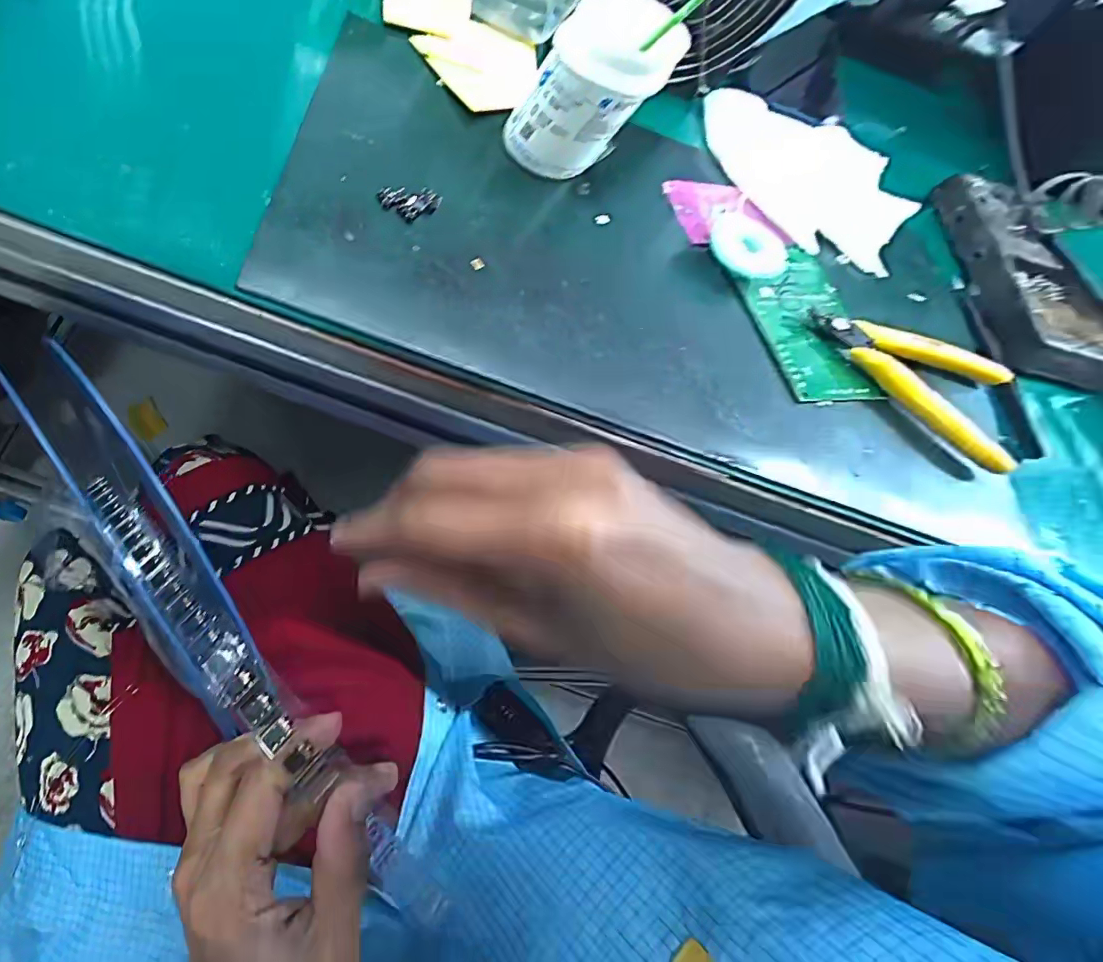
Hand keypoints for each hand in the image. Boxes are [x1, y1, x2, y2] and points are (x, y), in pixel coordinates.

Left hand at [172, 714, 397, 961]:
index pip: (256, 787)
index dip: (296, 745)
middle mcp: (191, 865)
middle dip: (273, 744)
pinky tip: (284, 790)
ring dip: (251, 757)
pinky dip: (243, 784)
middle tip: (324, 738)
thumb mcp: (335, 942)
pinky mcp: (193, 871)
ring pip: (204, 780)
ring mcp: (185, 867)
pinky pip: (207, 806)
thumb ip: (342, 856)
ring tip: (303, 754)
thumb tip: (361, 779)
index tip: (336, 723)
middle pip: (220, 772)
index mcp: (223, 886)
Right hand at [333, 446, 813, 715]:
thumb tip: (370, 575)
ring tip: (404, 537)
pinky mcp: (581, 452)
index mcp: (556, 536)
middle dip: (387, 507)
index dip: (371, 529)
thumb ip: (447, 592)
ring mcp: (574, 457)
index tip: (336, 547)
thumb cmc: (658, 657)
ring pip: (456, 461)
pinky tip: (454, 521)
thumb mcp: (542, 637)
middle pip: (434, 473)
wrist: (773, 625)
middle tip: (367, 547)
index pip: (429, 516)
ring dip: (415, 496)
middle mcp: (560, 478)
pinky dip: (453, 488)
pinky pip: (489, 463)